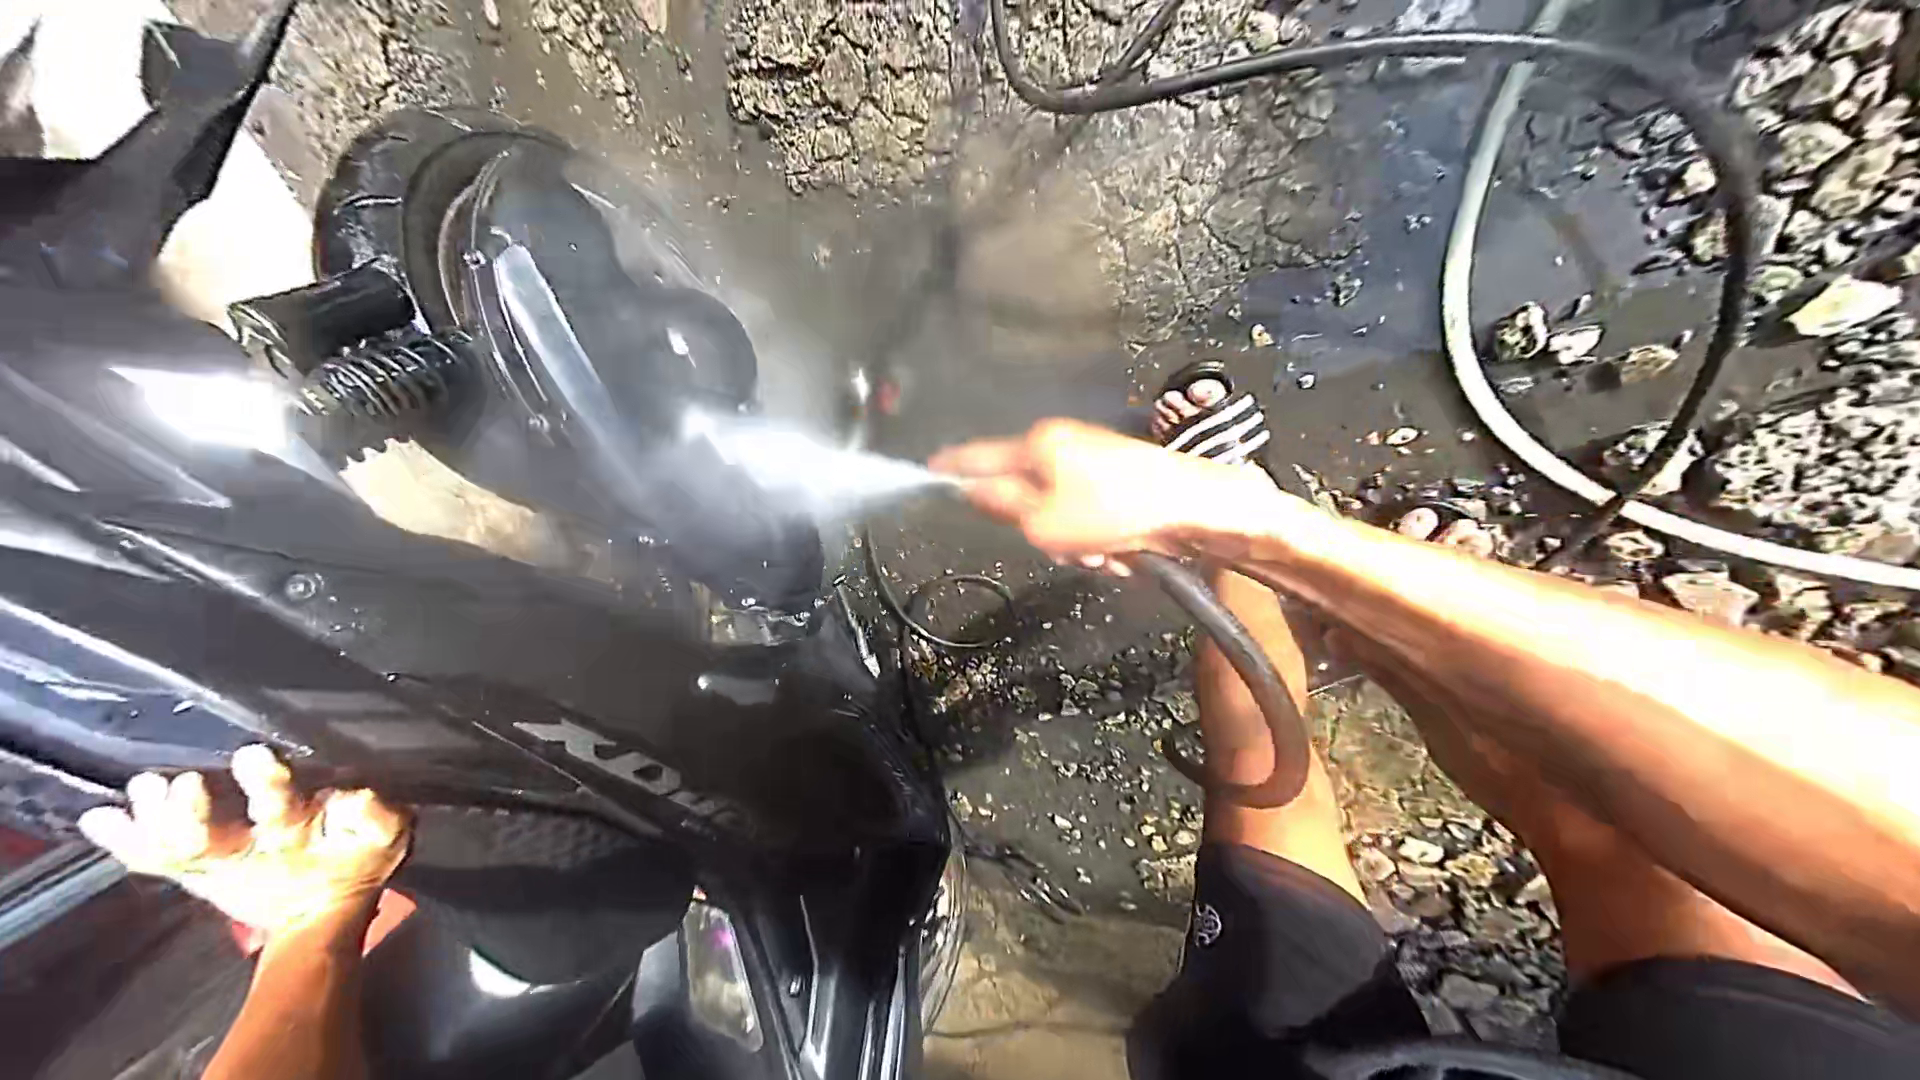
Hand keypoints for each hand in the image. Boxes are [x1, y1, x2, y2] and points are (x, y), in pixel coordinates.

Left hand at [78, 745, 409, 935]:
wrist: (324, 907)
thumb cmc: (362, 859)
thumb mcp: (389, 836)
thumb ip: (377, 815)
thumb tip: (352, 794)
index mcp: (297, 837)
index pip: (280, 807)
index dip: (265, 784)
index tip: (254, 755)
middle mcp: (247, 851)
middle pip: (208, 838)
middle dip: (191, 813)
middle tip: (183, 781)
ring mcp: (215, 863)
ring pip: (171, 849)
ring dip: (151, 822)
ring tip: (143, 789)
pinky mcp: (195, 870)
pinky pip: (151, 860)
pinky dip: (123, 841)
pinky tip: (102, 818)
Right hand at [930, 419, 1285, 567]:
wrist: (1197, 510)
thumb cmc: (1116, 513)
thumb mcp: (1045, 520)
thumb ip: (1001, 504)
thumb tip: (968, 488)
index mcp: (1038, 446)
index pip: (979, 456)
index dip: (951, 468)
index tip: (928, 472)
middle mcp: (1062, 445)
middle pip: (1022, 494)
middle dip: (1038, 530)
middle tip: (1064, 549)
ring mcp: (1092, 460)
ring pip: (1057, 512)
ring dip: (1073, 543)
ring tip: (1102, 554)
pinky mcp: (1117, 480)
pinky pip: (1088, 516)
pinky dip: (1098, 539)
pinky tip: (1121, 550)